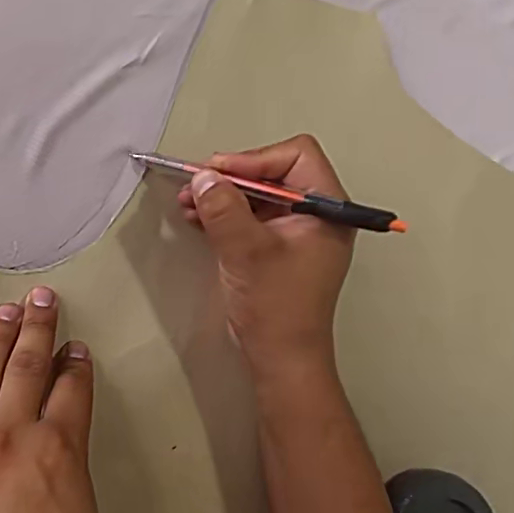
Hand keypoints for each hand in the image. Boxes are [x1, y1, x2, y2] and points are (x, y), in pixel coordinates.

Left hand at [0, 286, 100, 512]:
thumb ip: (66, 487)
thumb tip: (54, 462)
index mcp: (59, 460)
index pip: (70, 393)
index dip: (75, 366)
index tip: (75, 347)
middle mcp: (8, 448)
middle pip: (24, 370)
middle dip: (34, 330)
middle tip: (38, 300)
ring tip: (2, 317)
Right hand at [176, 134, 354, 372]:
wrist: (280, 356)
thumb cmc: (277, 307)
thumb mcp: (246, 251)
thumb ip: (223, 209)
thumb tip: (203, 178)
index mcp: (326, 208)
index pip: (295, 156)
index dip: (253, 160)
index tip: (216, 174)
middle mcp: (314, 214)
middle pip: (272, 172)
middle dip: (230, 177)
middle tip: (196, 184)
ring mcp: (294, 231)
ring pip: (256, 194)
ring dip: (221, 195)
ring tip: (187, 201)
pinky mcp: (274, 246)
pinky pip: (248, 216)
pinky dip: (222, 213)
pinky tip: (196, 216)